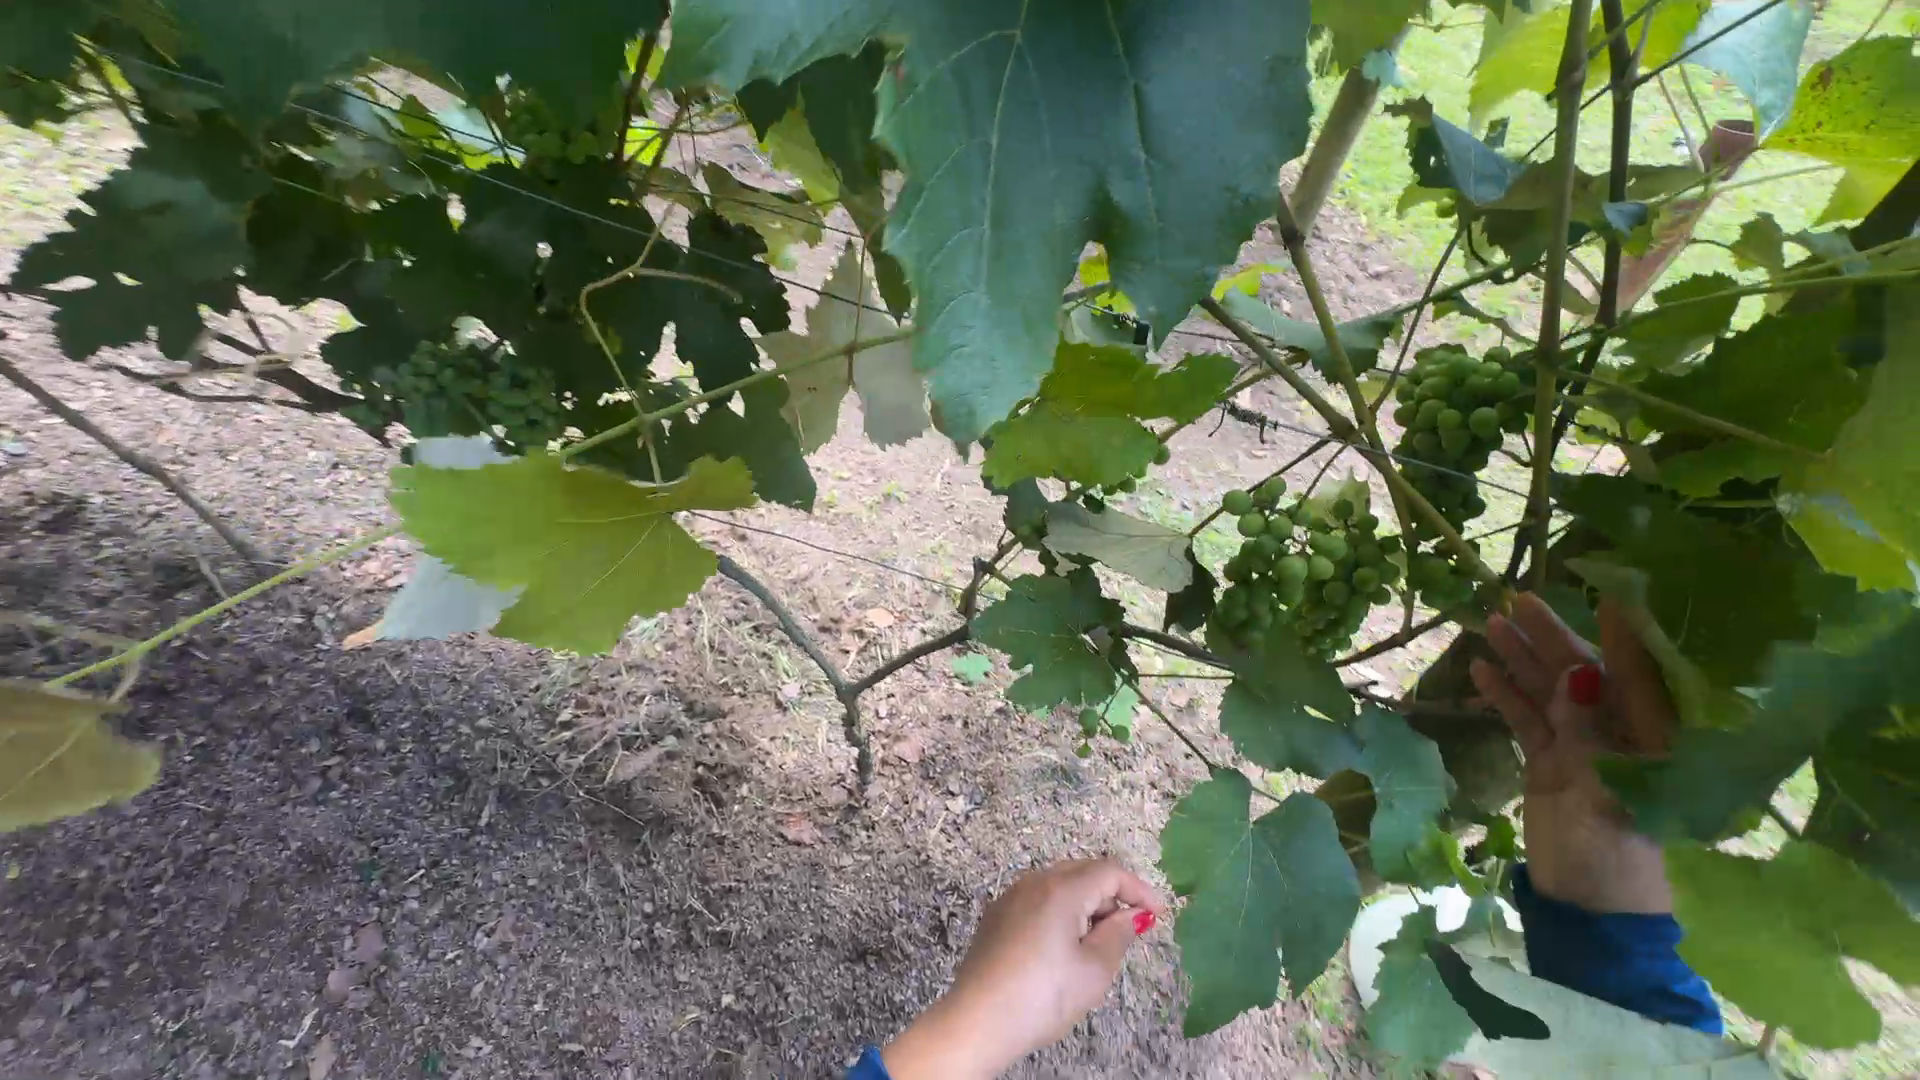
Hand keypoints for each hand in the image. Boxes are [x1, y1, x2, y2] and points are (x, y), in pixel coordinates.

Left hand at [882, 859, 1163, 1078]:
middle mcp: (1034, 880)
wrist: (978, 1019)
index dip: (1138, 888)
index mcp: (1061, 889)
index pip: (1109, 871)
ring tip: (1099, 939)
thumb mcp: (1093, 971)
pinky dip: (1061, 909)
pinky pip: (1038, 897)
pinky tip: (1064, 943)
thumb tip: (1133, 914)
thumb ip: (1118, 934)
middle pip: (1083, 871)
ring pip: (1059, 882)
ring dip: (1086, 901)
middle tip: (1131, 927)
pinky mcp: (997, 913)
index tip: (1159, 912)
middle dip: (1112, 893)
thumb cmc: (1043, 996)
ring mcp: (1011, 894)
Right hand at [1469, 593, 1676, 914]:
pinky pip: (1527, 718)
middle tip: (1517, 601)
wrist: (1586, 906)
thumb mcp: (1600, 790)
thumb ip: (1586, 730)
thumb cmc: (1611, 855)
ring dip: (1521, 659)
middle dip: (1552, 638)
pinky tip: (1480, 669)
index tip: (1603, 594)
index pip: (1638, 677)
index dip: (1620, 636)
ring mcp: (1582, 747)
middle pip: (1586, 676)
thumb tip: (1577, 673)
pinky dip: (1505, 695)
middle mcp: (1620, 736)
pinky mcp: (1551, 761)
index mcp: (1652, 743)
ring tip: (1490, 623)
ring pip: (1549, 691)